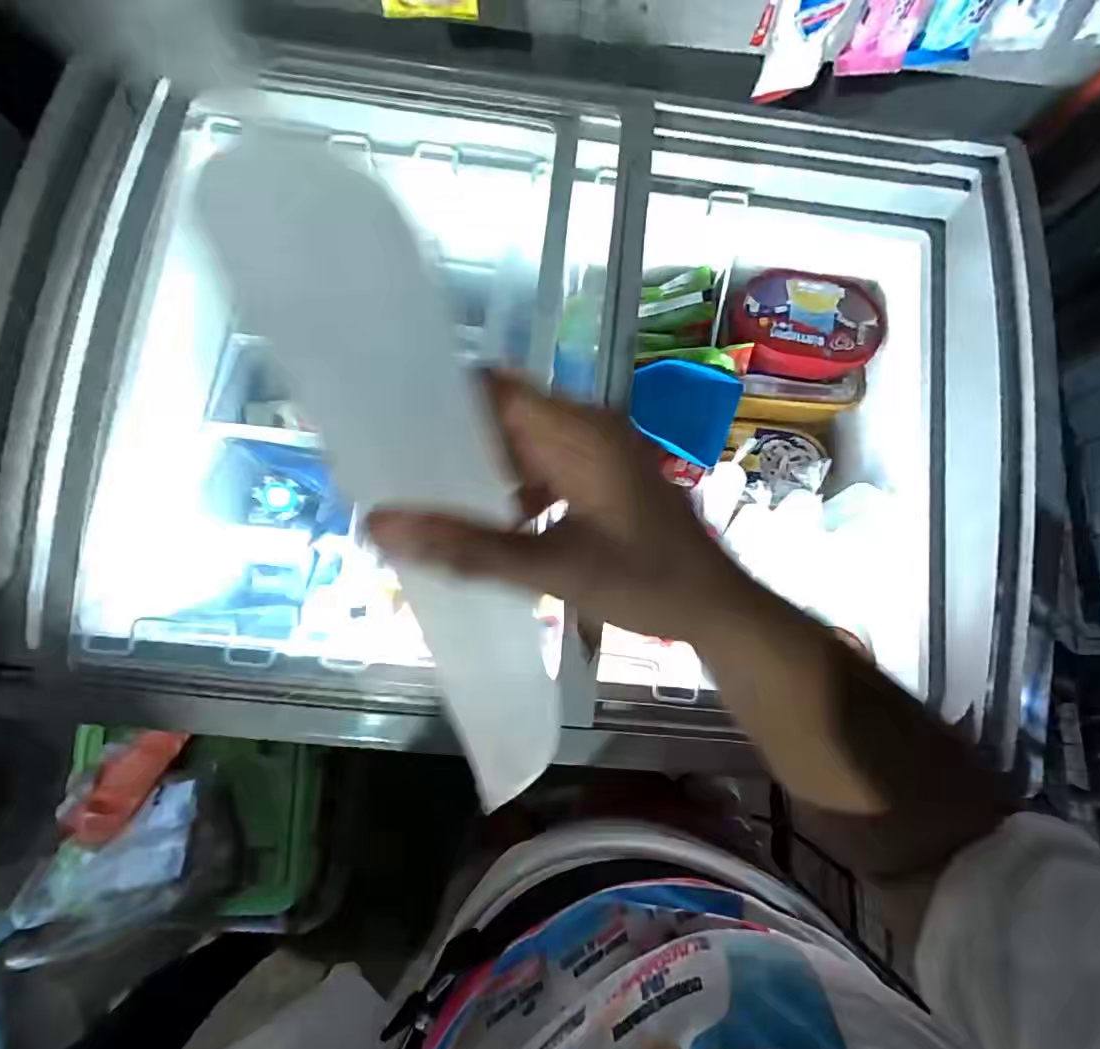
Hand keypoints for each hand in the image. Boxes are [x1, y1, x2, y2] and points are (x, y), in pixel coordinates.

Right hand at [366, 374, 763, 640]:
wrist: (716, 607)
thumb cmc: (646, 583)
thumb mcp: (553, 570)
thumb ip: (468, 550)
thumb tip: (382, 527)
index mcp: (579, 433)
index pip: (495, 390)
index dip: (444, 402)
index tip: (397, 428)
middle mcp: (586, 429)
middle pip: (504, 417)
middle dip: (454, 442)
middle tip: (401, 471)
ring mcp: (596, 453)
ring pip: (521, 445)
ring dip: (482, 470)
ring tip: (430, 498)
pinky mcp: (599, 477)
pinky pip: (542, 469)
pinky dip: (512, 490)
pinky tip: (486, 523)